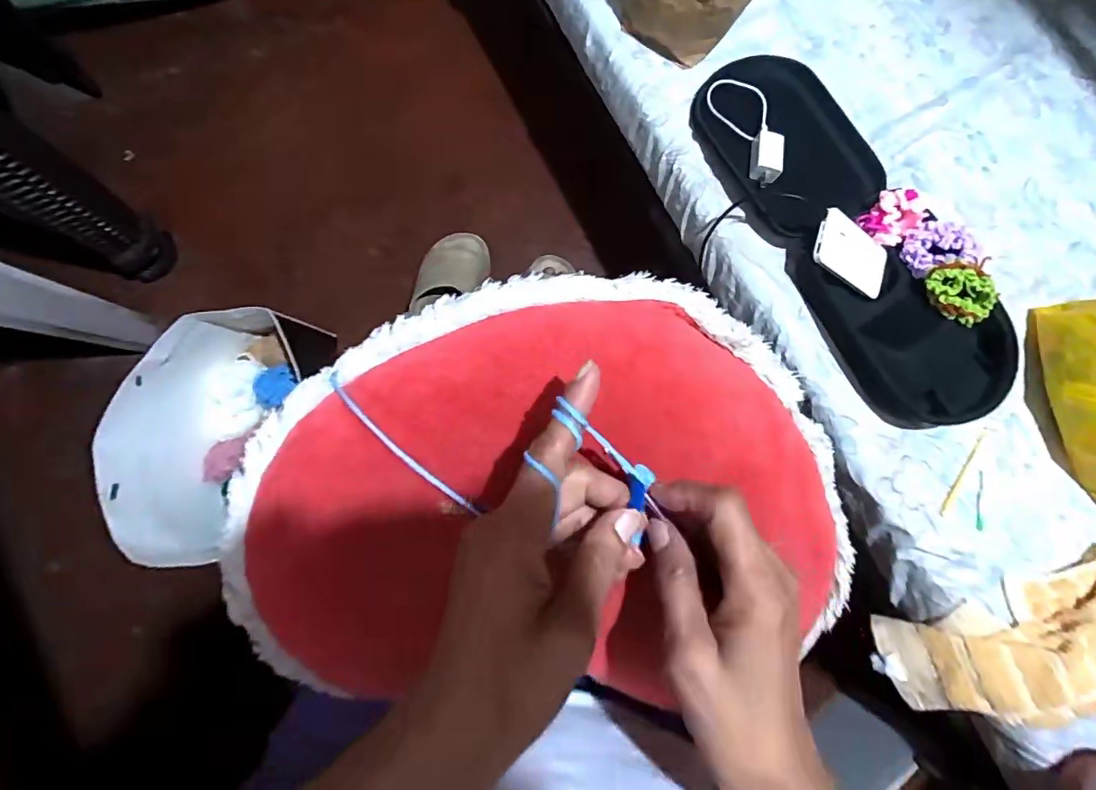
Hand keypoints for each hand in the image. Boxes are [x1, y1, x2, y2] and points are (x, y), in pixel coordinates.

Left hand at [311, 361, 646, 788]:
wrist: (456, 725)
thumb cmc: (515, 679)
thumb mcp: (572, 621)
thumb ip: (601, 557)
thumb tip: (627, 512)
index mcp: (514, 531)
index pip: (549, 455)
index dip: (572, 410)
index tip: (588, 369)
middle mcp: (500, 524)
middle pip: (560, 484)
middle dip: (603, 493)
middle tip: (639, 530)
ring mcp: (494, 543)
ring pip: (553, 509)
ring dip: (592, 519)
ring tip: (630, 551)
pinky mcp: (495, 563)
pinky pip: (541, 533)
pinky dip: (573, 539)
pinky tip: (604, 561)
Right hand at [650, 481, 830, 789]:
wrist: (772, 764)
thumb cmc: (726, 712)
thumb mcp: (688, 650)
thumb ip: (675, 581)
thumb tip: (657, 524)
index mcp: (760, 582)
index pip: (726, 505)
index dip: (685, 492)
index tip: (645, 499)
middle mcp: (776, 571)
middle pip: (730, 512)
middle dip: (683, 506)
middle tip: (640, 518)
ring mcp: (778, 581)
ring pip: (731, 527)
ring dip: (691, 523)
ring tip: (651, 536)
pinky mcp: (771, 593)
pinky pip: (735, 549)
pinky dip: (704, 543)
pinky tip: (676, 560)